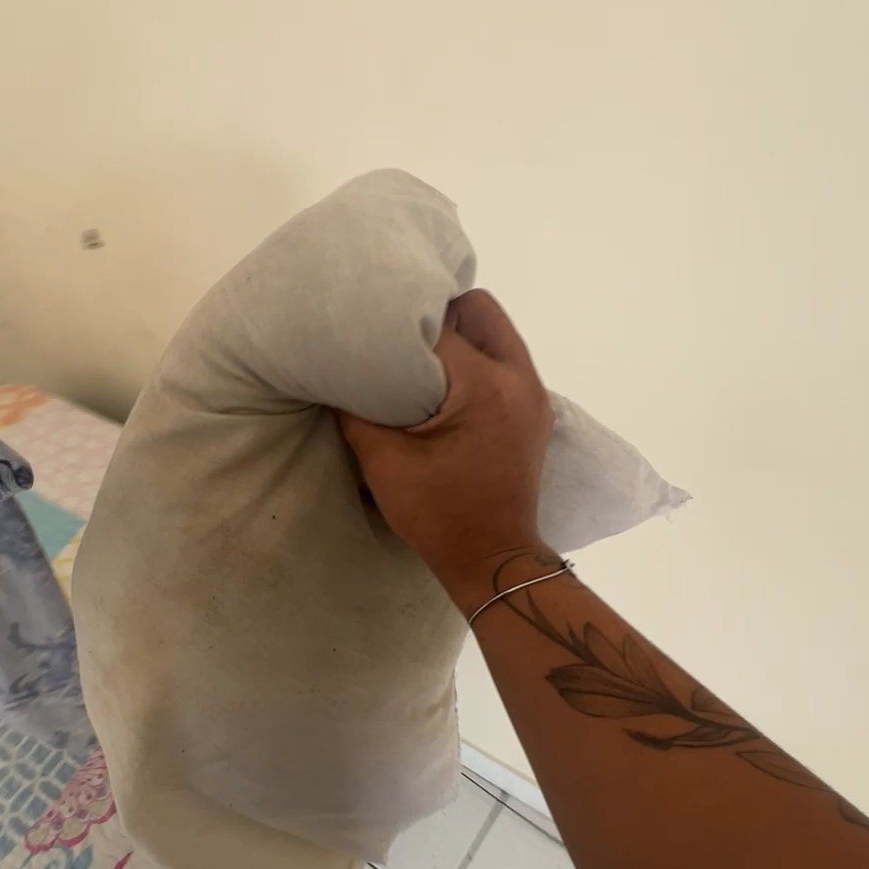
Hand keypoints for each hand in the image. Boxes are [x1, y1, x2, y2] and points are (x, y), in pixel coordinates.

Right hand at [337, 289, 553, 596]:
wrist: (491, 559)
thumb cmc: (437, 514)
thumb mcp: (384, 463)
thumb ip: (357, 412)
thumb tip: (335, 377)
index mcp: (484, 387)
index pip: (438, 327)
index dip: (398, 323)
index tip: (369, 327)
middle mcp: (519, 379)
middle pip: (481, 309)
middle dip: (438, 312)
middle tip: (400, 336)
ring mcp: (533, 395)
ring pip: (496, 333)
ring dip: (459, 337)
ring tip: (418, 359)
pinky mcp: (533, 412)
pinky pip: (504, 362)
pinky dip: (474, 361)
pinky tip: (442, 386)